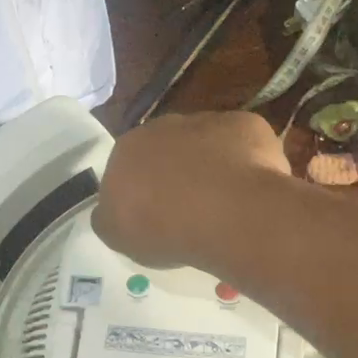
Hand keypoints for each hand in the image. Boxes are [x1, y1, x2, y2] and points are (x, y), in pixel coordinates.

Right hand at [93, 111, 289, 268]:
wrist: (225, 211)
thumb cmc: (163, 227)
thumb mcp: (117, 236)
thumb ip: (109, 218)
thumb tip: (109, 212)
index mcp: (126, 149)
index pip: (125, 168)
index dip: (138, 193)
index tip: (151, 218)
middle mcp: (164, 126)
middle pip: (166, 152)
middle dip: (175, 176)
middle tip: (187, 212)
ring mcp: (208, 122)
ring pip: (206, 146)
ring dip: (210, 169)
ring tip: (222, 206)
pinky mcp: (247, 126)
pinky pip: (243, 147)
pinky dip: (245, 165)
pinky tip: (249, 191)